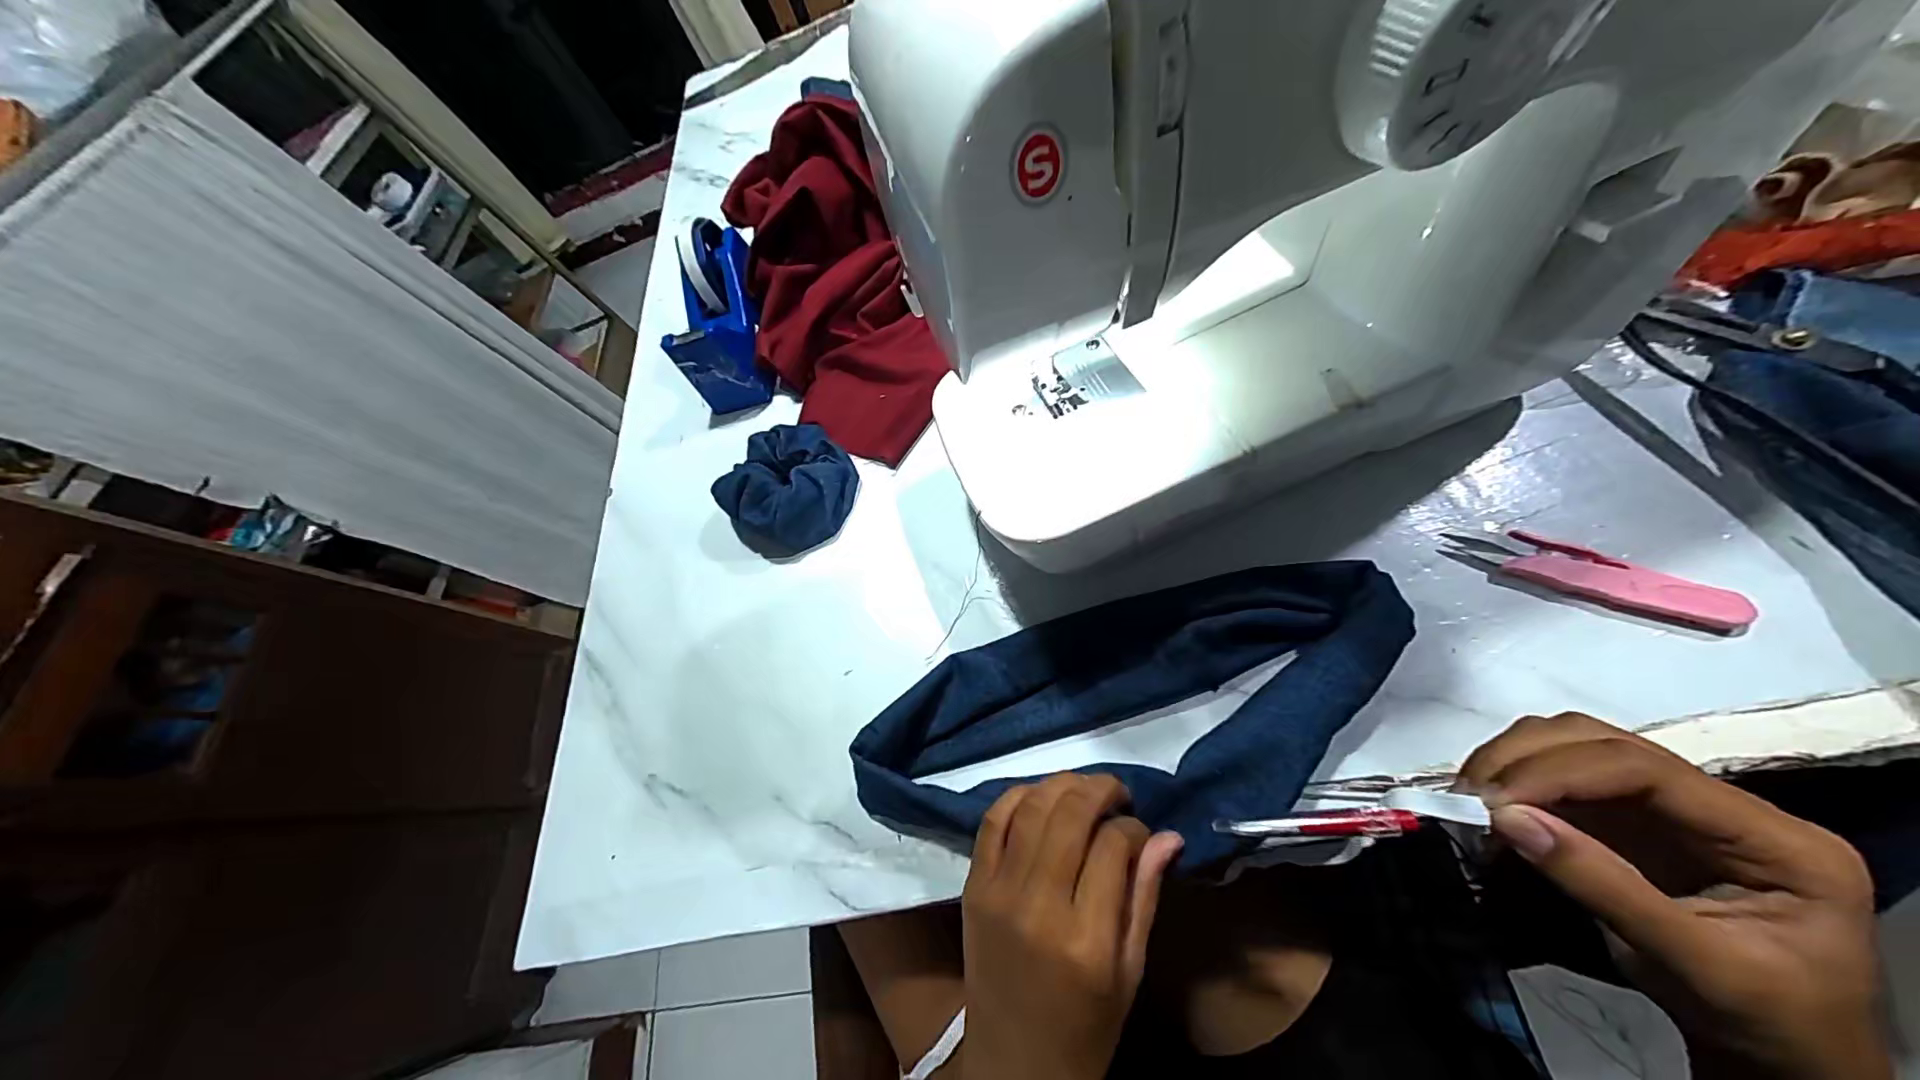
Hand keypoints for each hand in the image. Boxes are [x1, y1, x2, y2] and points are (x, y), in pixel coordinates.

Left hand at [961, 775, 1183, 1079]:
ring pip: (1030, 807)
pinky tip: (1041, 796)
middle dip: (1100, 789)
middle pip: (1069, 814)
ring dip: (1061, 785)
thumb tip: (1168, 835)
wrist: (1013, 1062)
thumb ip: (1145, 896)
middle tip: (1118, 793)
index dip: (1134, 826)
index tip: (1141, 831)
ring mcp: (998, 890)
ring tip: (1084, 790)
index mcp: (1087, 938)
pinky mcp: (973, 885)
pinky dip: (1018, 796)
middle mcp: (1038, 904)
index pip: (1113, 845)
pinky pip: (992, 820)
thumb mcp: (1130, 971)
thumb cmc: (1086, 1026)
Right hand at [1462, 714, 1889, 1079]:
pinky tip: (1495, 804)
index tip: (1495, 802)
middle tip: (1474, 798)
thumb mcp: (1695, 966)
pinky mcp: (1632, 812)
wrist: (1781, 1055)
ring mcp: (1673, 802)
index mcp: (1775, 838)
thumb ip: (1605, 887)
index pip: (1646, 769)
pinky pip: (1561, 769)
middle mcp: (1724, 801)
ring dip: (1514, 760)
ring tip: (1476, 799)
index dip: (1559, 772)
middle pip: (1603, 740)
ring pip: (1575, 742)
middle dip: (1526, 759)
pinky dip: (1517, 777)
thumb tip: (1505, 817)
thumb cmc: (1758, 1017)